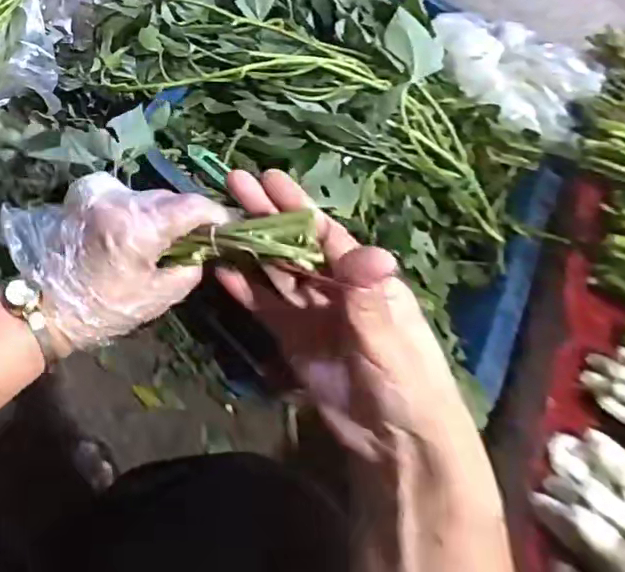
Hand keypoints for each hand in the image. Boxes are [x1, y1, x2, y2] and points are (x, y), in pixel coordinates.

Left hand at [2, 172, 229, 354]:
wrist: (47, 302)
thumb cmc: (103, 307)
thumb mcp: (156, 296)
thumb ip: (187, 268)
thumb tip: (203, 250)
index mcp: (138, 224)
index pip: (191, 205)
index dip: (215, 214)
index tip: (227, 227)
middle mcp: (119, 198)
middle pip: (168, 197)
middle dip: (187, 215)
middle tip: (200, 237)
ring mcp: (98, 191)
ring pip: (145, 195)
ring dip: (160, 211)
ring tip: (167, 236)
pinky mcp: (83, 192)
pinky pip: (122, 194)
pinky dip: (134, 207)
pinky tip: (134, 229)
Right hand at [211, 168, 474, 459]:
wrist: (398, 448)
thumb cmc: (408, 387)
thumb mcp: (391, 341)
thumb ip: (370, 297)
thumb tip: (373, 251)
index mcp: (365, 281)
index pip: (324, 234)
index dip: (296, 205)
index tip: (267, 177)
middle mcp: (334, 288)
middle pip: (292, 244)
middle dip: (263, 214)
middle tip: (233, 181)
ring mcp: (310, 311)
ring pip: (273, 269)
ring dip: (247, 244)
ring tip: (217, 219)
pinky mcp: (290, 336)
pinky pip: (262, 304)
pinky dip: (242, 287)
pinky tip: (220, 268)